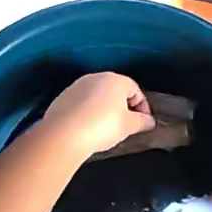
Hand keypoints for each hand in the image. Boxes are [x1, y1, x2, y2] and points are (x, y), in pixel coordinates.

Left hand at [37, 72, 156, 155]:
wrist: (64, 134)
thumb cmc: (102, 126)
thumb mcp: (128, 126)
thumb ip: (142, 121)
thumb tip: (149, 121)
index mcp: (114, 79)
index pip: (135, 89)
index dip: (142, 106)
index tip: (144, 122)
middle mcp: (94, 77)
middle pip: (115, 90)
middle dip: (123, 106)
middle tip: (126, 125)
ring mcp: (76, 86)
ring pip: (97, 95)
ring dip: (104, 108)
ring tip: (106, 128)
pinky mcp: (62, 97)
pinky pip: (81, 103)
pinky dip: (88, 112)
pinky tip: (88, 127)